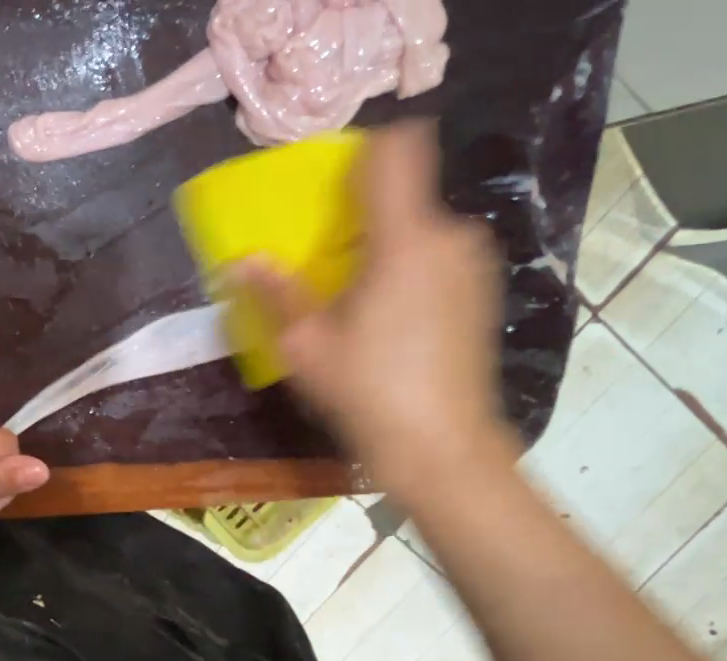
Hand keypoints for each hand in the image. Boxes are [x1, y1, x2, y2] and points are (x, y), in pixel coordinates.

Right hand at [234, 120, 517, 498]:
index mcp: (405, 240)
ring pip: (421, 230)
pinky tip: (386, 320)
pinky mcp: (482, 290)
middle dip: (362, 216)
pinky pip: (437, 257)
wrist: (441, 444)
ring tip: (351, 297)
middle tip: (322, 257)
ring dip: (385, 247)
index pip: (398, 150)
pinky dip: (408, 270)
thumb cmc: (366, 390)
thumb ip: (276, 294)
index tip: (330, 183)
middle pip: (404, 196)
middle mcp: (449, 236)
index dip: (365, 150)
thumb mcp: (305, 347)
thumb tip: (244, 261)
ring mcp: (473, 263)